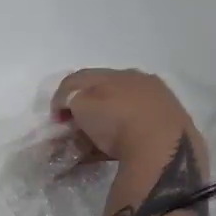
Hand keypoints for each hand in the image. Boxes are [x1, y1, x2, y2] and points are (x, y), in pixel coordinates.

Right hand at [53, 68, 199, 162]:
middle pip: (97, 89)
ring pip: (114, 101)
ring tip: (89, 135)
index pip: (76, 79)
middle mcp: (135, 78)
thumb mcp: (83, 105)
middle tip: (71, 127)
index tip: (56, 120)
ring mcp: (151, 94)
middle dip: (79, 107)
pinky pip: (128, 114)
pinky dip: (114, 124)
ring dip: (97, 116)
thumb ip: (71, 98)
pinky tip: (109, 139)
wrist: (157, 141)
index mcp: (115, 74)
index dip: (58, 99)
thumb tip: (69, 102)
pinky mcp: (159, 112)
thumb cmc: (115, 121)